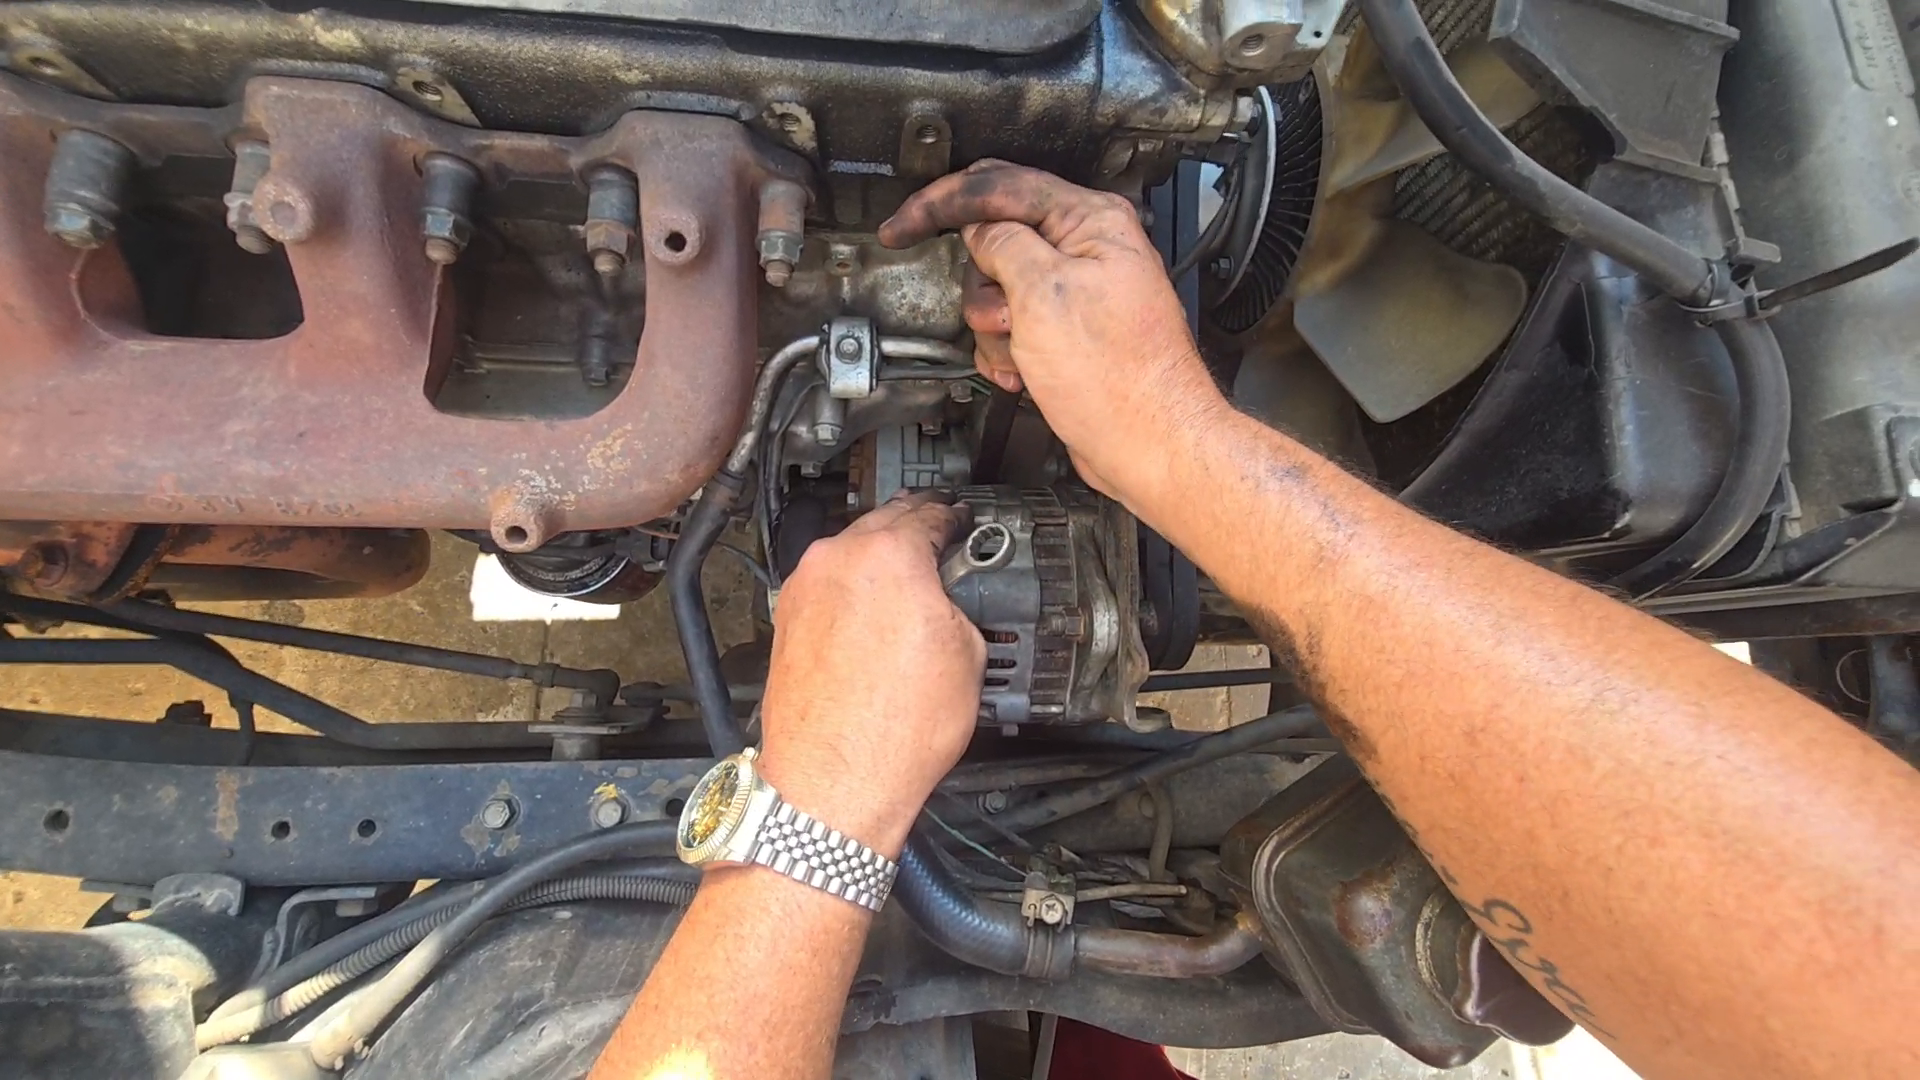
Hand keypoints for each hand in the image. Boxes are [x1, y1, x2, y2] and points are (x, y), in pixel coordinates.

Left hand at [755, 493, 985, 857]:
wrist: (833, 785)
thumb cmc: (894, 731)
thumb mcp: (966, 653)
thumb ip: (956, 602)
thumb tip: (946, 596)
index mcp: (887, 556)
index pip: (929, 514)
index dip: (954, 515)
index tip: (960, 519)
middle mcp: (836, 561)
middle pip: (883, 521)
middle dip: (914, 524)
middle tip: (938, 533)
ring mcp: (804, 589)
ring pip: (851, 552)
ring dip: (880, 555)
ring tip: (909, 574)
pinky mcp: (787, 619)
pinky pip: (828, 584)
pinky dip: (853, 585)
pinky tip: (873, 607)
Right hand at [879, 160, 1229, 503]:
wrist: (1146, 446)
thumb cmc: (1118, 379)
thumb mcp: (1043, 295)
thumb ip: (1002, 246)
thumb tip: (978, 229)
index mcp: (1089, 222)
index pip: (999, 187)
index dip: (941, 203)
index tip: (901, 226)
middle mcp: (1085, 253)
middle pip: (994, 245)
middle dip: (982, 289)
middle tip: (1003, 318)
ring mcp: (1074, 297)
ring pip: (996, 295)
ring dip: (996, 333)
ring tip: (1025, 356)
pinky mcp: (1065, 337)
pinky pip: (1011, 332)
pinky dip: (1007, 355)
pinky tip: (1026, 375)